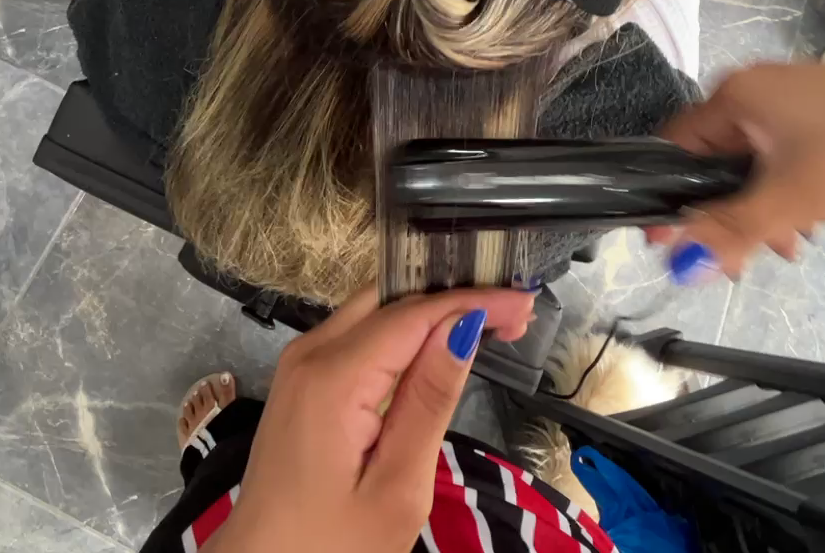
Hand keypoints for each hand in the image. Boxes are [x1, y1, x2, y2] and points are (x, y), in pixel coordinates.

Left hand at [209, 287, 535, 552]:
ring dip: (430, 310)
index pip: (413, 315)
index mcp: (332, 375)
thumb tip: (463, 327)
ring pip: (374, 309)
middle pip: (390, 298)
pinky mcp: (303, 376)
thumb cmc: (333, 546)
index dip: (471, 301)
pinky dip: (403, 330)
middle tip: (512, 313)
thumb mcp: (396, 487)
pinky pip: (359, 332)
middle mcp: (311, 350)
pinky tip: (438, 343)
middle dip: (453, 296)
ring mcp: (302, 360)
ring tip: (489, 323)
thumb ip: (429, 400)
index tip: (522, 302)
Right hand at [651, 62, 824, 275]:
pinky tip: (813, 216)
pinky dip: (786, 185)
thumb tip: (674, 265)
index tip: (681, 245)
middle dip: (726, 210)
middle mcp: (754, 84)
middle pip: (714, 155)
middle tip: (748, 258)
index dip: (672, 197)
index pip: (675, 147)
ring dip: (759, 204)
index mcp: (735, 94)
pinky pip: (780, 149)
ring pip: (750, 157)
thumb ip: (731, 230)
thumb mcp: (799, 199)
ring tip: (792, 243)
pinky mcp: (824, 106)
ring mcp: (792, 92)